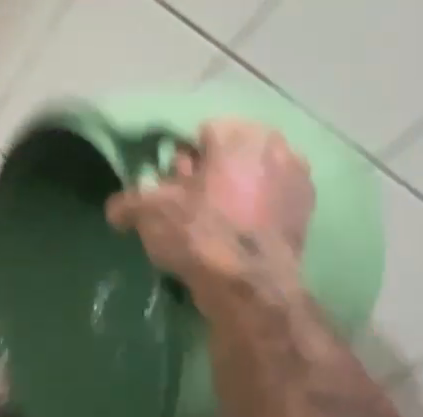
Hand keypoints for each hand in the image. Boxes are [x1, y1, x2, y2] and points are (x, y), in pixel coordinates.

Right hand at [105, 120, 315, 303]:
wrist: (248, 280)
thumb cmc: (197, 235)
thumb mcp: (148, 215)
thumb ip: (128, 202)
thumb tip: (118, 207)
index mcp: (238, 137)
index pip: (203, 130)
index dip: (180, 156)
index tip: (167, 182)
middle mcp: (275, 144)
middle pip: (232, 149)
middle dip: (209, 169)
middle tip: (186, 200)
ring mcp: (296, 173)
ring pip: (254, 171)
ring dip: (234, 186)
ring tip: (212, 218)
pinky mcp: (305, 203)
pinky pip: (271, 194)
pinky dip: (255, 205)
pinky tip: (236, 230)